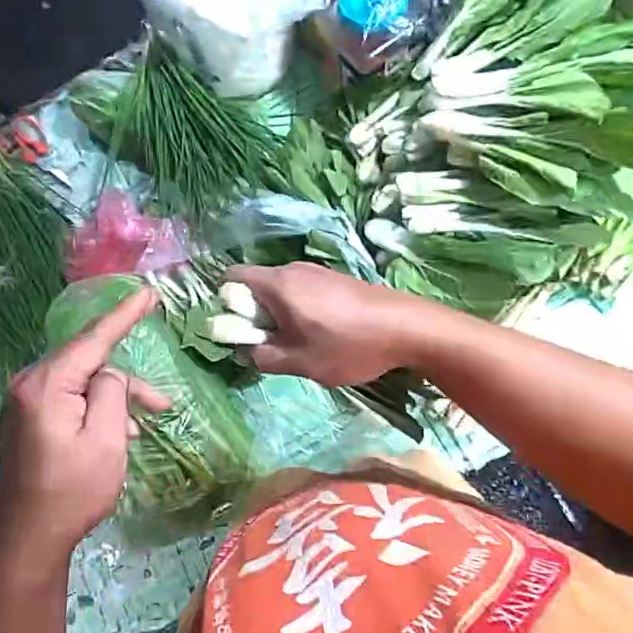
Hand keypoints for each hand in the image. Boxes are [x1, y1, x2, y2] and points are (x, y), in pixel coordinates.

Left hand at [0, 288, 172, 559]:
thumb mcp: (107, 439)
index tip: (150, 293)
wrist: (28, 538)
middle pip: (90, 364)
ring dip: (113, 401)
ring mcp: (25, 402)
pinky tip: (116, 434)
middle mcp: (29, 384)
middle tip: (164, 405)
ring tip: (140, 430)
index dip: (125, 315)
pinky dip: (95, 411)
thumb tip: (110, 374)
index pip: (94, 338)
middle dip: (127, 383)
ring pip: (82, 384)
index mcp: (46, 384)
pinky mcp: (27, 419)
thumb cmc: (72, 490)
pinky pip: (69, 399)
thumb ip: (112, 392)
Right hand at [224, 262, 440, 385]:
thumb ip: (264, 357)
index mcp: (278, 284)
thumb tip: (245, 351)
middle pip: (256, 285)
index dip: (224, 303)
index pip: (231, 278)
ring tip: (296, 344)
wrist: (408, 328)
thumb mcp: (300, 362)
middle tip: (266, 345)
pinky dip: (299, 310)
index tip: (236, 330)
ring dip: (278, 315)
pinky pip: (302, 291)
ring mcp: (317, 272)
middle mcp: (293, 270)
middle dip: (252, 314)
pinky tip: (320, 334)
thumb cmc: (349, 345)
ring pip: (280, 290)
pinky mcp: (336, 279)